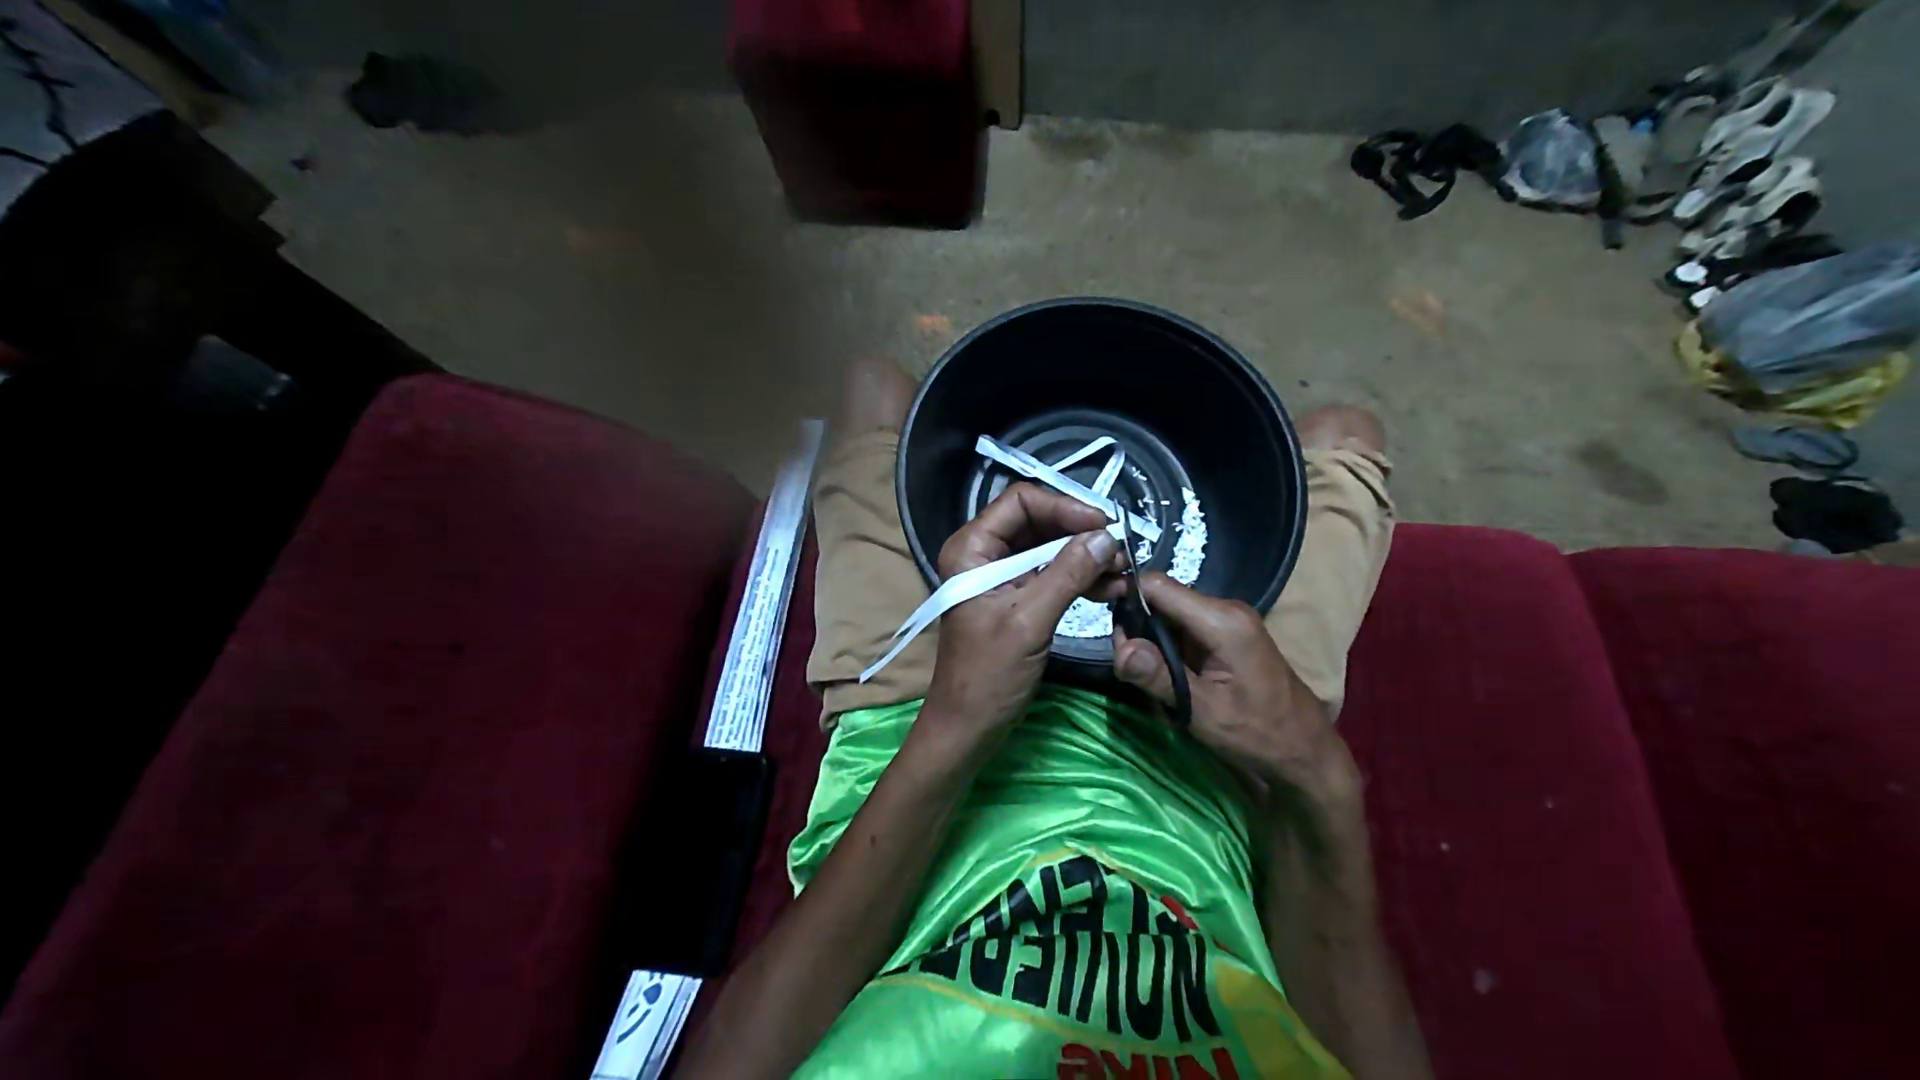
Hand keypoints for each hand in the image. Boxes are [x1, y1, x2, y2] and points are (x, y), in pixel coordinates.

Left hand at [924, 483, 1124, 738]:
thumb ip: (1067, 574)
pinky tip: (1112, 588)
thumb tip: (1107, 537)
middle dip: (1081, 533)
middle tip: (1122, 549)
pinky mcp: (1018, 598)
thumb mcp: (1029, 621)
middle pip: (1039, 522)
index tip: (1104, 525)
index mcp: (972, 548)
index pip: (1021, 502)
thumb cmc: (988, 675)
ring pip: (1051, 548)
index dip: (1064, 506)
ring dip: (1087, 556)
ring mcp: (1002, 576)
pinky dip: (1081, 578)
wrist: (968, 726)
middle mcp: (984, 553)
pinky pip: (1054, 575)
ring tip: (1124, 570)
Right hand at [1112, 575, 1356, 804]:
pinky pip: (1183, 627)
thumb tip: (1120, 649)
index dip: (1129, 601)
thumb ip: (1159, 677)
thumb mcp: (1203, 712)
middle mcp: (1225, 609)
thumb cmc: (1258, 734)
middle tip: (1129, 668)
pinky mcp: (1226, 634)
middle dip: (1137, 627)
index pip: (1157, 585)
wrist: (1305, 753)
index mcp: (1222, 620)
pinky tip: (1167, 674)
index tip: (1115, 636)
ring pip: (1169, 614)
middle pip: (1161, 598)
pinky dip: (1167, 647)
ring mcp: (1227, 620)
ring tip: (1146, 675)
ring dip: (1151, 640)